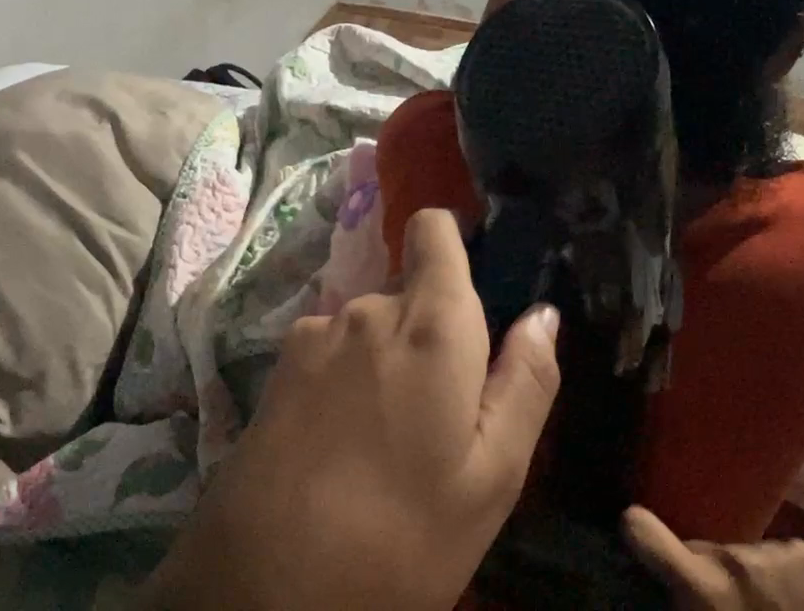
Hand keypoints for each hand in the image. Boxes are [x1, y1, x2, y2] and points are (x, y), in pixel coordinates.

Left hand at [140, 209, 562, 610]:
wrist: (260, 591)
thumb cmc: (401, 536)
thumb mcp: (493, 475)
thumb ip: (526, 382)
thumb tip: (542, 314)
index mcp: (429, 323)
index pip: (434, 229)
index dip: (453, 245)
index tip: (472, 297)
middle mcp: (366, 309)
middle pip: (409, 290)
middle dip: (430, 333)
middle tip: (442, 417)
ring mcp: (312, 336)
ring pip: (369, 327)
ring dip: (385, 363)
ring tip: (388, 444)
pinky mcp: (275, 371)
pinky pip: (331, 354)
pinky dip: (345, 382)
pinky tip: (341, 449)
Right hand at [623, 506, 803, 610]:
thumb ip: (681, 607)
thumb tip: (652, 595)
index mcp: (703, 587)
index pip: (641, 528)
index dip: (635, 532)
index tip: (636, 538)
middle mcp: (734, 558)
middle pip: (700, 549)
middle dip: (704, 573)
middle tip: (723, 610)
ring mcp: (775, 551)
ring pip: (738, 554)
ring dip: (744, 578)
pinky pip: (774, 554)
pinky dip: (777, 575)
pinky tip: (792, 605)